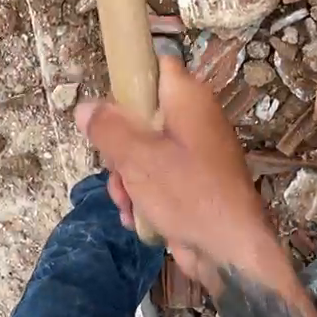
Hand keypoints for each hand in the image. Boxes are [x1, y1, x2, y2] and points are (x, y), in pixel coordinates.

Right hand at [73, 56, 286, 292]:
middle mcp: (194, 118)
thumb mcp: (138, 158)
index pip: (155, 65)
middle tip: (114, 168)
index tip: (104, 103)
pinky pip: (158, 175)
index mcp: (187, 99)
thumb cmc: (189, 193)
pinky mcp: (194, 180)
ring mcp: (195, 151)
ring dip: (126, 176)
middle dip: (118, 146)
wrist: (232, 251)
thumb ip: (108, 129)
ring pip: (144, 149)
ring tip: (125, 202)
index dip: (127, 77)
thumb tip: (84, 108)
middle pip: (141, 113)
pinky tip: (136, 216)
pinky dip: (144, 193)